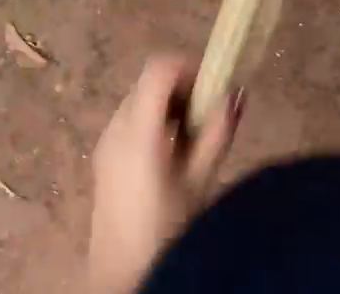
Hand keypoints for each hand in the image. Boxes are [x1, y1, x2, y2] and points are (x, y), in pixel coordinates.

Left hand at [88, 57, 240, 293]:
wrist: (122, 278)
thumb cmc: (165, 231)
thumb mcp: (200, 183)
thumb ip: (217, 134)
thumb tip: (235, 93)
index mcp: (137, 130)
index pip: (158, 68)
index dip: (188, 67)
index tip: (213, 86)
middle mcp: (115, 127)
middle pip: (148, 82)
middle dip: (181, 88)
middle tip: (209, 113)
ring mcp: (105, 142)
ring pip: (139, 101)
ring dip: (168, 105)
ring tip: (194, 137)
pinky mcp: (103, 158)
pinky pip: (130, 121)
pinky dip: (153, 122)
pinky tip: (172, 154)